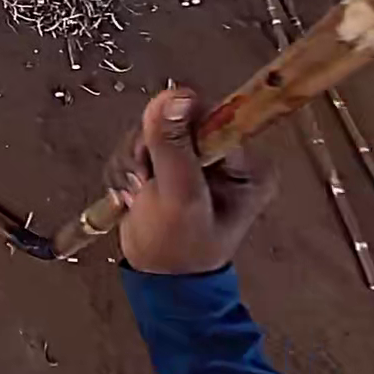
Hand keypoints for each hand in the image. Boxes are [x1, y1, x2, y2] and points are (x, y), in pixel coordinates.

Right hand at [109, 88, 275, 273]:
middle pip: (176, 117)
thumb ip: (174, 146)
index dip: (177, 126)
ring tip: (135, 190)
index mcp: (247, 164)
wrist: (155, 279)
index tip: (154, 156)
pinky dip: (126, 163)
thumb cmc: (176, 247)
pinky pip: (139, 140)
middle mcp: (225, 154)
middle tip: (142, 178)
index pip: (211, 116)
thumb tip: (177, 94)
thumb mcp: (179, 198)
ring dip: (133, 156)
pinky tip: (129, 190)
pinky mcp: (170, 160)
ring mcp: (196, 157)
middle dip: (148, 146)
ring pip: (152, 127)